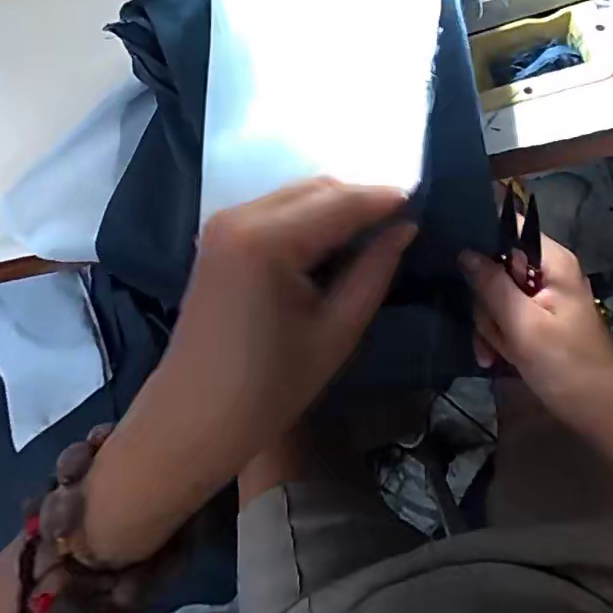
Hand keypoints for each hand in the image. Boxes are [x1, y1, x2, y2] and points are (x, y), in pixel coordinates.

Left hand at [83, 178, 414, 562]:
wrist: (189, 424)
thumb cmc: (268, 391)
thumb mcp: (336, 332)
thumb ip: (375, 269)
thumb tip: (406, 227)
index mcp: (267, 240)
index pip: (342, 202)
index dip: (385, 199)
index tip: (424, 203)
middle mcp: (241, 215)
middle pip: (318, 188)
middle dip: (361, 200)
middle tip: (400, 224)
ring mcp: (224, 221)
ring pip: (298, 194)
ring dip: (336, 207)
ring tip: (372, 234)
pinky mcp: (219, 234)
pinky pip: (277, 209)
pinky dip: (309, 217)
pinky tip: (331, 242)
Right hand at [463, 237, 612, 436]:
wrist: (602, 417)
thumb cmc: (567, 368)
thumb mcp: (523, 326)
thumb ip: (492, 285)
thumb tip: (465, 252)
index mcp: (553, 262)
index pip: (511, 226)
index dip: (483, 239)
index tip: (462, 265)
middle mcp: (548, 271)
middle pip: (497, 265)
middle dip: (487, 301)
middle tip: (494, 330)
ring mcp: (543, 296)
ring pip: (496, 293)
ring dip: (490, 325)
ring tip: (497, 353)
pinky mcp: (538, 318)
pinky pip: (505, 315)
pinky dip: (498, 336)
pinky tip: (496, 359)